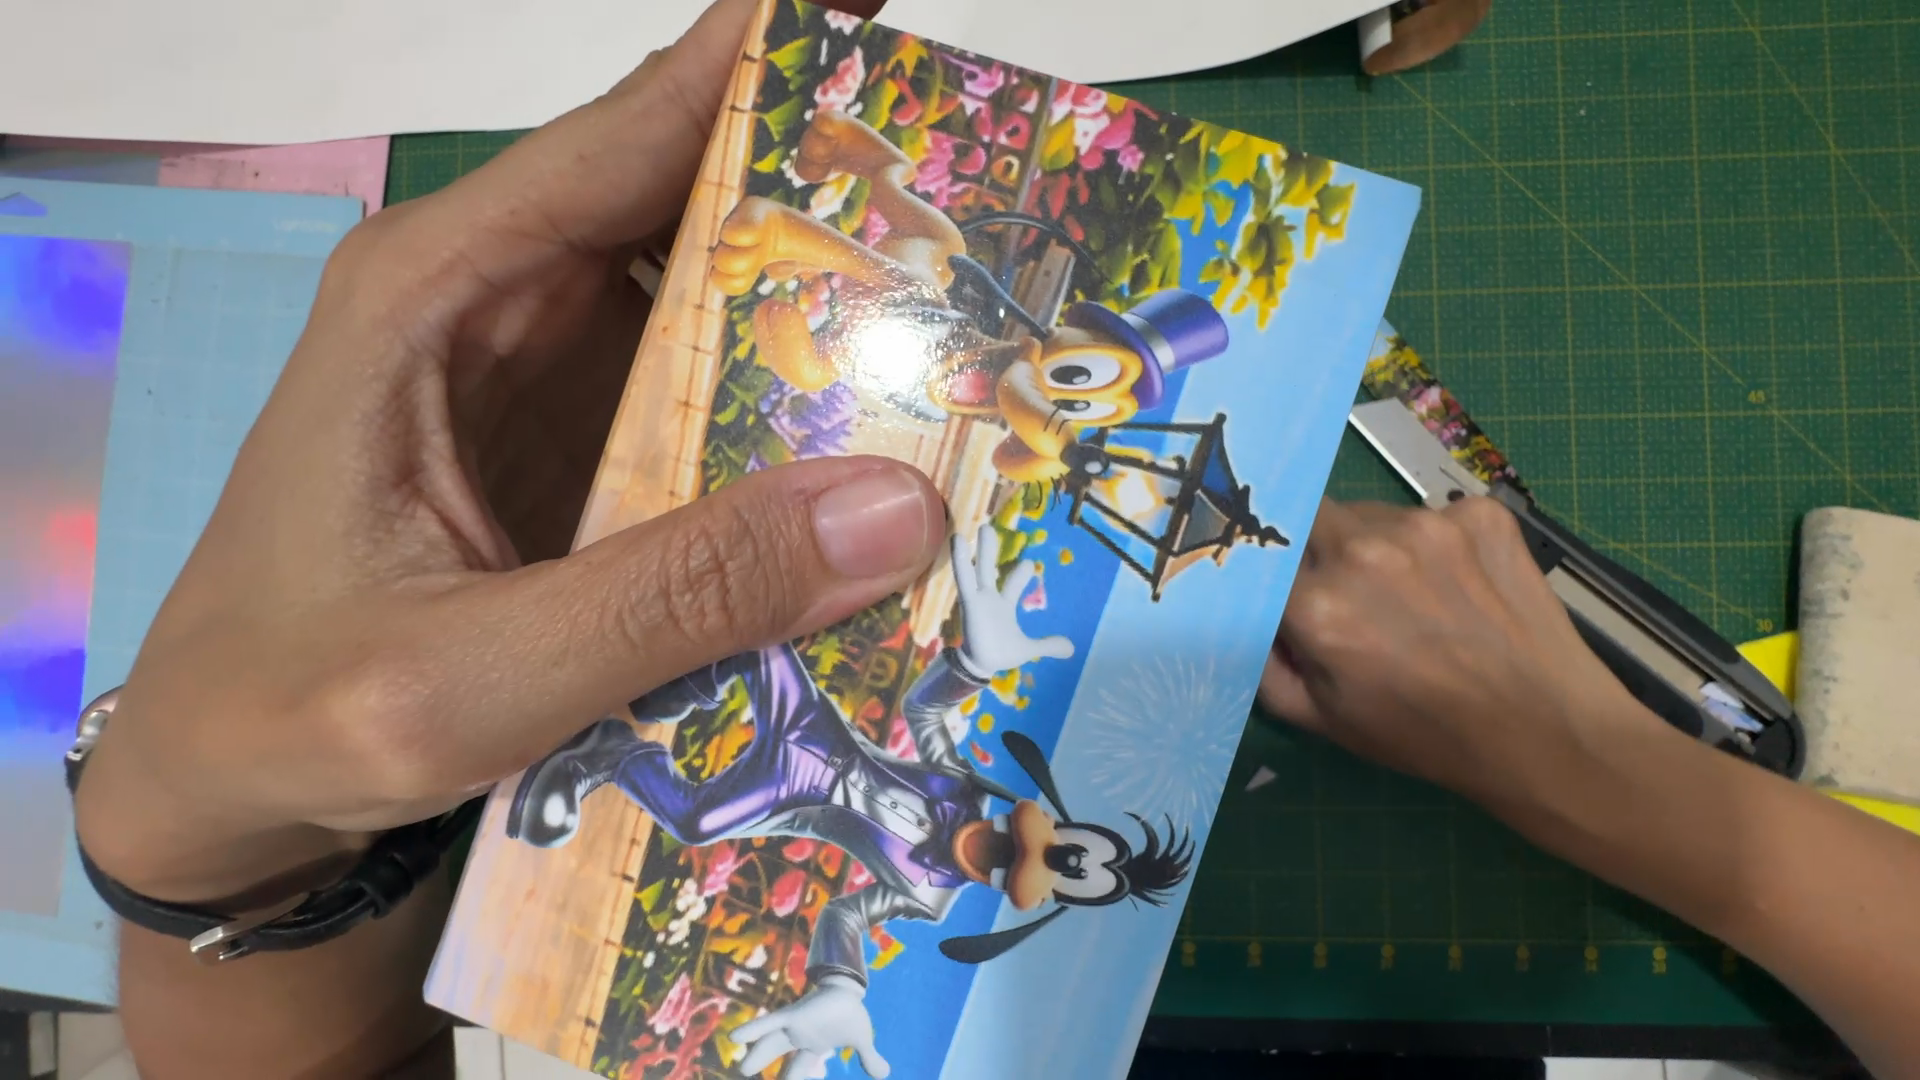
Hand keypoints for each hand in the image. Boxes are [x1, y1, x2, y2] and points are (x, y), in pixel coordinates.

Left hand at [71, 0, 933, 908]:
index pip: (636, 137)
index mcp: (451, 296)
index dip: (769, 68)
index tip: (891, 29)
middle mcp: (522, 316)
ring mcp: (578, 393)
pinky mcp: (615, 465)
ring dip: (847, 334)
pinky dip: (817, 431)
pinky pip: (738, 420)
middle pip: (712, 220)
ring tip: (971, 344)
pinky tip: (890, 460)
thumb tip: (897, 510)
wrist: (247, 789)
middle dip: (847, 210)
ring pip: (741, 325)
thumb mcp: (476, 675)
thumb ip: (678, 595)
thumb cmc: (302, 716)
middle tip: (980, 227)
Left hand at [731, 974, 888, 1079]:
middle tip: (743, 1072)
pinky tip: (735, 1036)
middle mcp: (798, 1038)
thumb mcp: (861, 1040)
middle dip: (760, 1065)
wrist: (852, 987)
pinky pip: (770, 1022)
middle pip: (776, 1056)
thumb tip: (886, 1075)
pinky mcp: (794, 1014)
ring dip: (755, 1054)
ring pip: (769, 1043)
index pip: (797, 1072)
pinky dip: (753, 1029)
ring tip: (740, 1066)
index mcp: (811, 1047)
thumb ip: (868, 1058)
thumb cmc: (851, 1012)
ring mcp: (794, 1026)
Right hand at [950, 524, 1073, 677]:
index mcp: (1005, 604)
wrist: (982, 665)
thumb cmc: (1001, 652)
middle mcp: (990, 597)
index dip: (1021, 573)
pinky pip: (964, 579)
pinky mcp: (971, 602)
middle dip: (990, 550)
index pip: (1014, 583)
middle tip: (989, 528)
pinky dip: (961, 561)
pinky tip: (957, 541)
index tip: (1029, 563)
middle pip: (989, 568)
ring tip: (981, 527)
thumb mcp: (1029, 648)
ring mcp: (979, 598)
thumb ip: (1048, 645)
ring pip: (976, 569)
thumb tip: (1072, 648)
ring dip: (977, 550)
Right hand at [1259, 497, 1669, 803]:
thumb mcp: (1317, 717)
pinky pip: (1427, 512)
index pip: (1259, 555)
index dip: (1265, 569)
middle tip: (1339, 585)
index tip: (1272, 581)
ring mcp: (1428, 525)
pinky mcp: (1481, 516)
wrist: (1550, 734)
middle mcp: (1363, 550)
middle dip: (1312, 544)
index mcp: (1316, 604)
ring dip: (1369, 542)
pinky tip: (1451, 583)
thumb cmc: (1421, 733)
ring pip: (1367, 512)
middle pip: (1307, 514)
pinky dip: (1427, 541)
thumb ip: (1260, 664)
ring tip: (1407, 591)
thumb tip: (1240, 617)